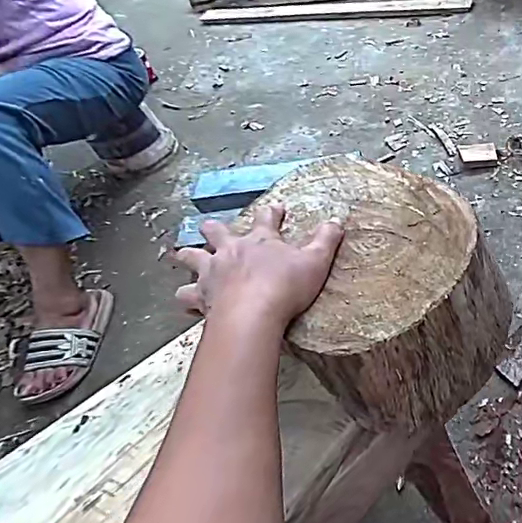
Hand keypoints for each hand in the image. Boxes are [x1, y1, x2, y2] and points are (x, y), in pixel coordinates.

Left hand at [174, 204, 343, 327]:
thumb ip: (326, 240)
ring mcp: (211, 272)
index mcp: (260, 241)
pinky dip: (186, 295)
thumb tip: (336, 221)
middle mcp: (231, 251)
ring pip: (190, 257)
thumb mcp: (317, 261)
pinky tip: (188, 299)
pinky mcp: (200, 296)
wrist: (252, 314)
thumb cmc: (286, 286)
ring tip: (185, 256)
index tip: (276, 208)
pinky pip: (185, 295)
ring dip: (188, 256)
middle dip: (214, 228)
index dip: (271, 212)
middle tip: (212, 227)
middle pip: (216, 232)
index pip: (266, 219)